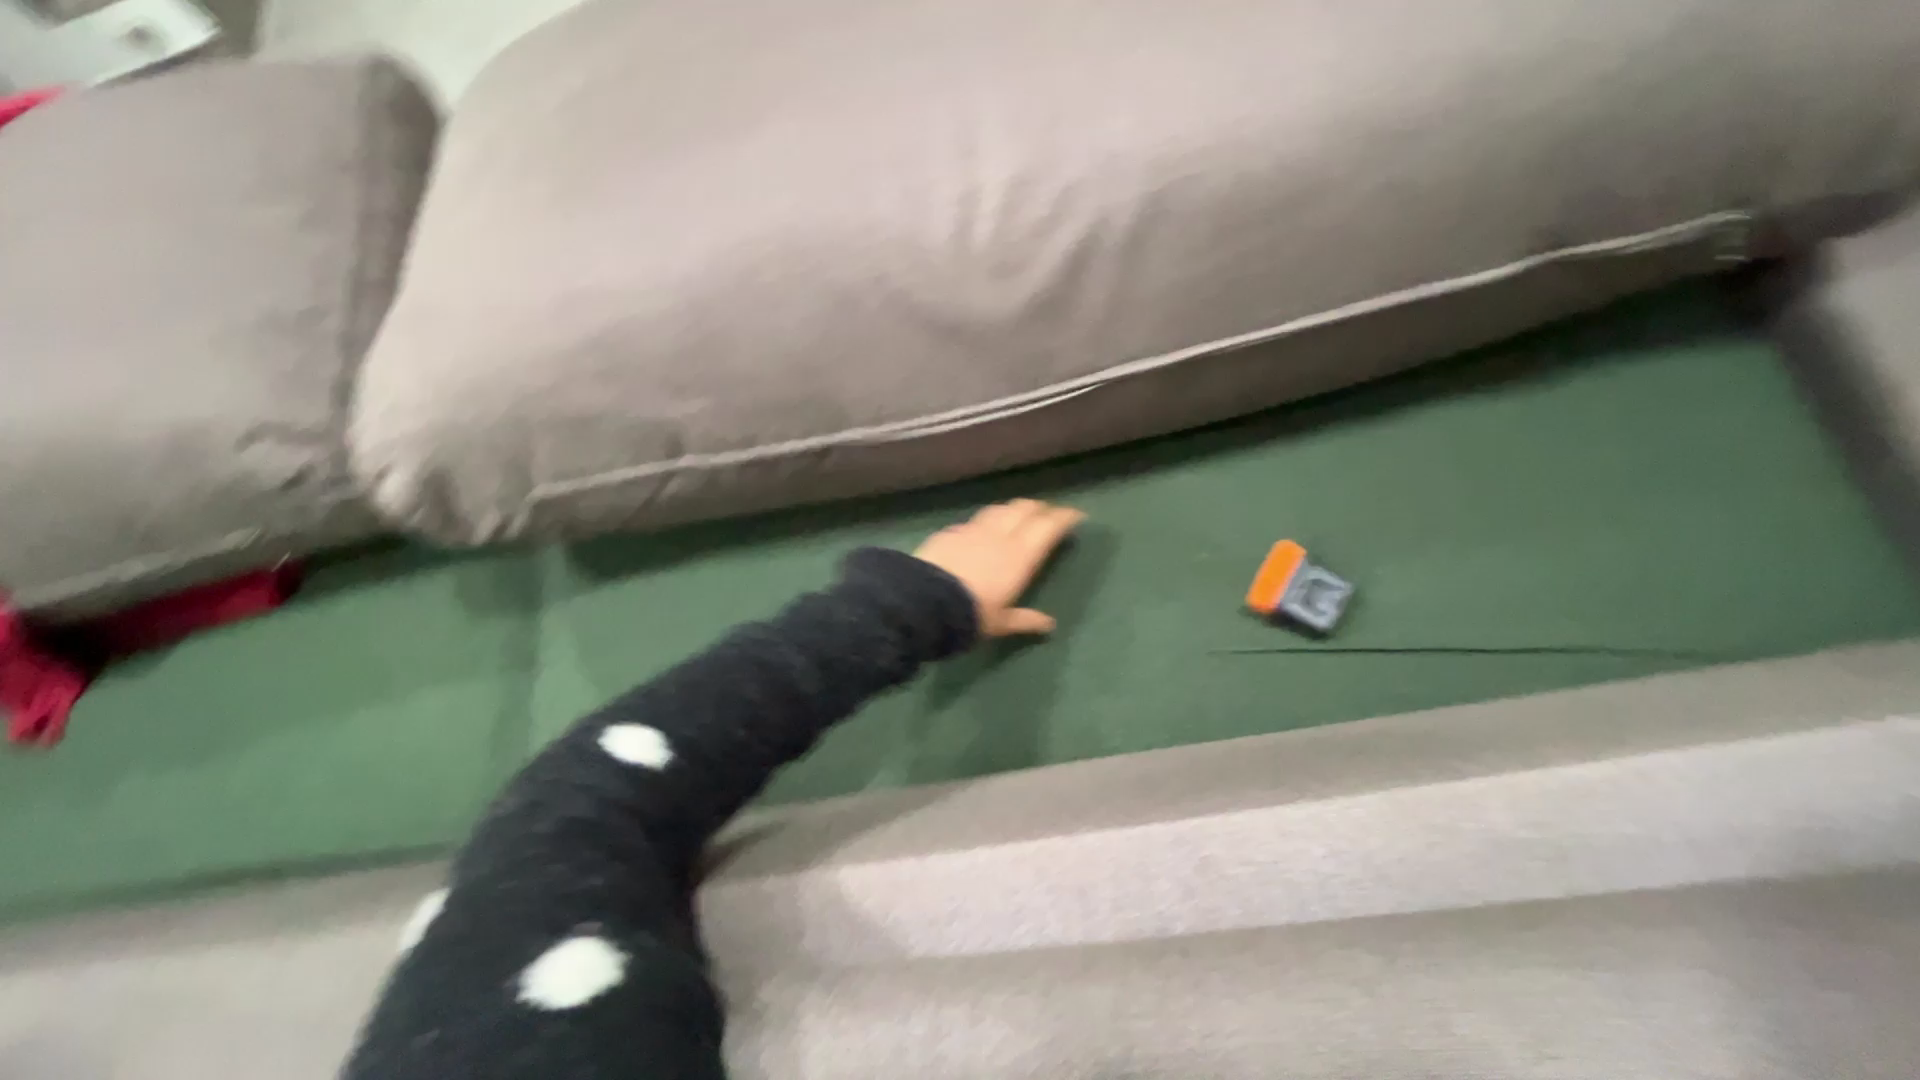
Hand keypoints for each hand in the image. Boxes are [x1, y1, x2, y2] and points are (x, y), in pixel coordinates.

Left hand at [913, 499, 1085, 637]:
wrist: (924, 602)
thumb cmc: (970, 615)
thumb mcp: (999, 623)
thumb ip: (1024, 620)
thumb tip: (1048, 624)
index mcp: (1020, 556)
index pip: (1048, 527)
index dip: (1063, 518)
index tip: (1075, 515)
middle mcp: (999, 536)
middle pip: (1024, 510)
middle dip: (1039, 508)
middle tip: (1047, 512)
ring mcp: (972, 530)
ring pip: (999, 509)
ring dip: (1012, 509)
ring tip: (1017, 513)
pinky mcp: (950, 532)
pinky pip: (973, 521)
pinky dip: (985, 521)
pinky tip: (981, 528)